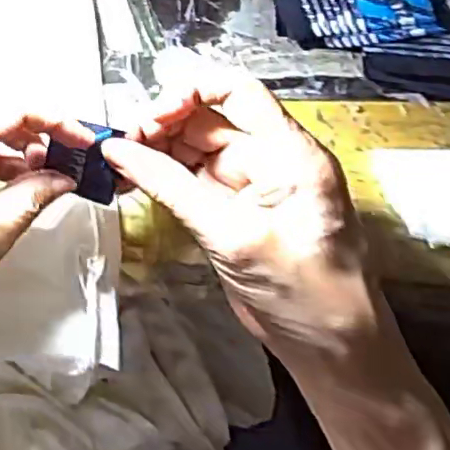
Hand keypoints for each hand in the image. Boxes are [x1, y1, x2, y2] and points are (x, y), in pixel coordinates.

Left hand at [0, 115, 90, 335]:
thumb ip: (32, 196)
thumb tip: (66, 176)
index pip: (8, 114)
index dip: (53, 123)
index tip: (87, 143)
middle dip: (41, 136)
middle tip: (79, 159)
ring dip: (23, 152)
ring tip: (59, 175)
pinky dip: (2, 166)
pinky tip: (30, 183)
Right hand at [100, 66, 382, 364]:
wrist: (336, 358)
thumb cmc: (308, 297)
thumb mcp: (233, 236)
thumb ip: (168, 185)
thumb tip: (113, 148)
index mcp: (290, 155)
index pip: (237, 91)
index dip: (189, 91)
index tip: (151, 117)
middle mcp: (267, 159)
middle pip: (200, 115)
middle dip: (156, 123)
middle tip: (122, 146)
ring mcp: (244, 181)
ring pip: (183, 141)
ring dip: (148, 147)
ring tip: (117, 163)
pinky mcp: (224, 203)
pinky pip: (179, 171)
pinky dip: (151, 170)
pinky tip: (127, 177)